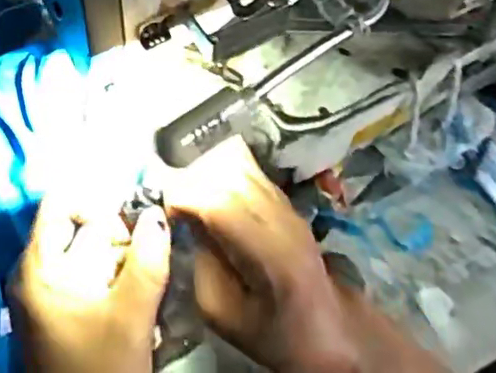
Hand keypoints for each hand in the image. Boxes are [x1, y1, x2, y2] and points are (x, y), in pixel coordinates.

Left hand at [9, 187, 171, 372]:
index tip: (131, 218)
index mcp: (37, 266)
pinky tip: (137, 292)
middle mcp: (34, 273)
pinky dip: (112, 278)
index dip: (96, 201)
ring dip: (120, 257)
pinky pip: (86, 279)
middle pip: (77, 228)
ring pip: (86, 255)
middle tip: (149, 244)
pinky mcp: (59, 317)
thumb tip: (158, 213)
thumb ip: (146, 261)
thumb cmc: (98, 371)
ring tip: (149, 267)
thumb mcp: (128, 317)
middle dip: (117, 233)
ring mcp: (45, 297)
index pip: (60, 203)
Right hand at [165, 139, 445, 372]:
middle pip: (225, 175)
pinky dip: (219, 171)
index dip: (184, 198)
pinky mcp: (284, 195)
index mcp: (272, 255)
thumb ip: (199, 266)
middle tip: (173, 203)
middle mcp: (282, 218)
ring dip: (204, 173)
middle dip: (190, 182)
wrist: (330, 328)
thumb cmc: (274, 330)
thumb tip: (183, 224)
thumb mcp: (223, 314)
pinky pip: (244, 167)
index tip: (165, 211)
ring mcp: (286, 201)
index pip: (219, 203)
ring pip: (235, 164)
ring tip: (189, 196)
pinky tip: (209, 190)